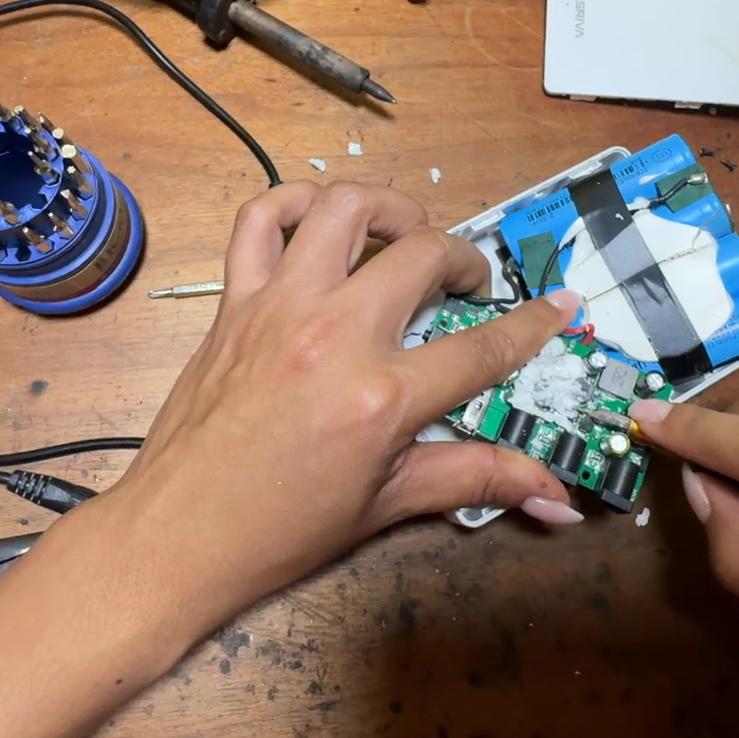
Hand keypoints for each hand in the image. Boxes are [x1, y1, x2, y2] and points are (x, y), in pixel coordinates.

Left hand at [0, 182, 582, 737]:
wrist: (177, 534)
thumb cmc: (285, 529)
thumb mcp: (388, 503)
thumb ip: (475, 480)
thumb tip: (560, 499)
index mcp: (382, 395)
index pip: (482, 347)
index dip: (532, 324)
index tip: (561, 304)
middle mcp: (335, 333)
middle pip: (421, 255)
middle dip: (463, 256)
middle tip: (466, 279)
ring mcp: (279, 306)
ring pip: (341, 209)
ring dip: (385, 207)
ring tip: (401, 232)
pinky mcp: (235, 300)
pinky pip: (257, 221)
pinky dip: (291, 202)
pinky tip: (317, 220)